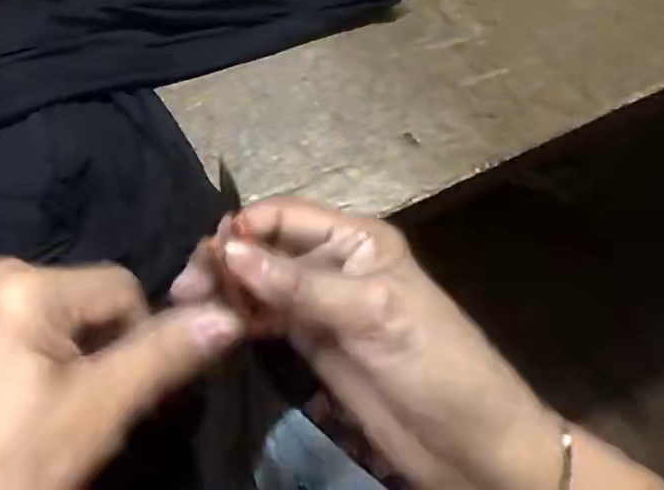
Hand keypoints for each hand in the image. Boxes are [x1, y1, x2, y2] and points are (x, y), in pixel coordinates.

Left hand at [0, 258, 244, 489]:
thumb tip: (230, 315)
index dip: (138, 343)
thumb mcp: (96, 413)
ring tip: (66, 418)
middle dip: (112, 354)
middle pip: (101, 302)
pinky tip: (44, 410)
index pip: (124, 289)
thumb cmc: (10, 471)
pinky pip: (51, 330)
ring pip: (80, 319)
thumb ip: (163, 356)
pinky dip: (65, 365)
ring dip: (91, 363)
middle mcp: (7, 272)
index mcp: (29, 281)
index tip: (123, 402)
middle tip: (91, 416)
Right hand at [171, 199, 597, 489]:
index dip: (246, 227)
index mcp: (355, 238)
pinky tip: (220, 324)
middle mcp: (333, 260)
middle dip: (229, 257)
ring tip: (190, 305)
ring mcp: (321, 302)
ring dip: (229, 288)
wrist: (476, 448)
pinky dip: (243, 316)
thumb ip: (300, 285)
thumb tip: (230, 250)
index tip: (208, 252)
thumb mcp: (371, 315)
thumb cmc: (434, 363)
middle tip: (187, 286)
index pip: (286, 215)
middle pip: (268, 246)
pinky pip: (270, 316)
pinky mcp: (314, 340)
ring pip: (263, 281)